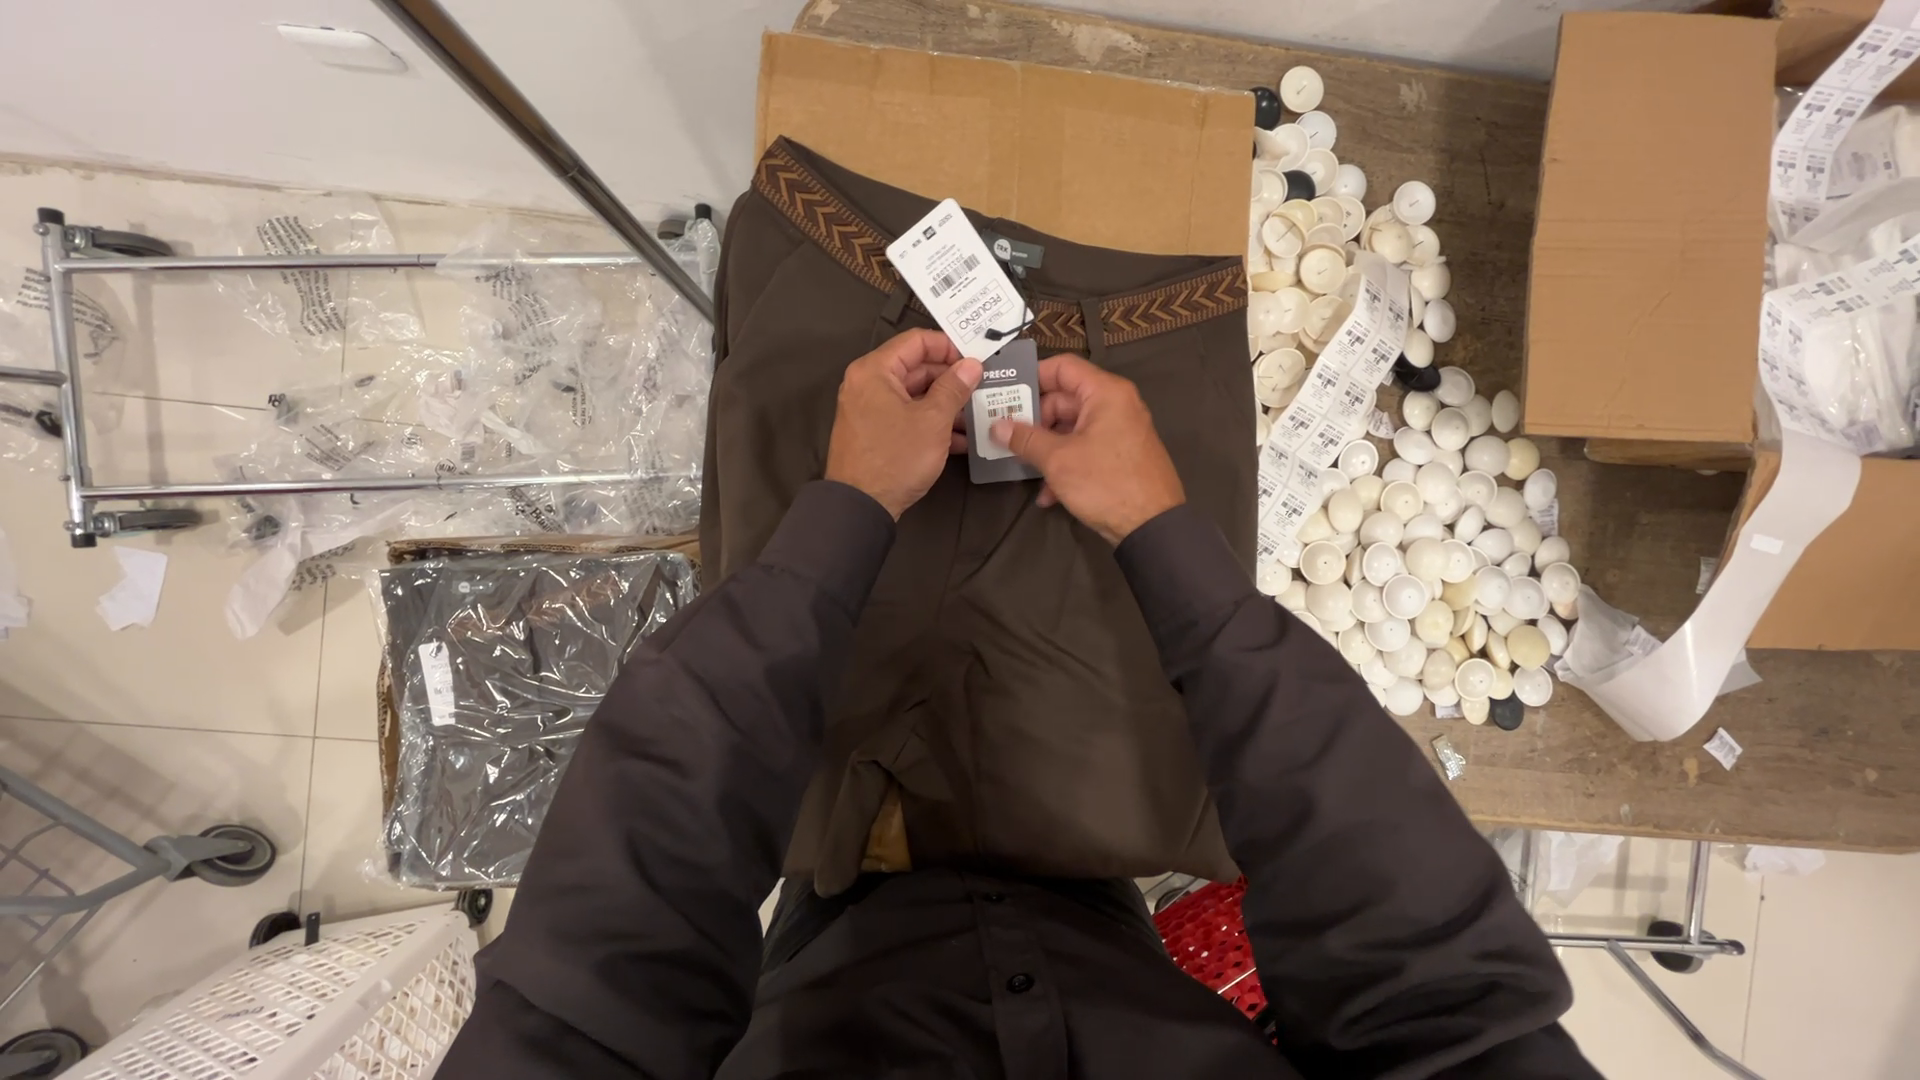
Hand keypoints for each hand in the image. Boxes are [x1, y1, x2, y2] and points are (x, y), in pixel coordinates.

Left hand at [825, 329, 981, 518]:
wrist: (862, 506)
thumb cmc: (895, 458)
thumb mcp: (933, 421)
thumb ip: (954, 388)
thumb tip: (971, 365)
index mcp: (875, 370)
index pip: (916, 341)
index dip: (949, 346)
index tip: (975, 360)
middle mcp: (867, 384)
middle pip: (916, 369)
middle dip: (951, 380)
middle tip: (981, 389)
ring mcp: (869, 410)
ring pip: (915, 396)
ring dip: (946, 405)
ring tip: (976, 416)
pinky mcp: (875, 433)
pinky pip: (907, 417)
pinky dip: (931, 424)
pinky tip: (961, 440)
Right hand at [990, 353, 1184, 543]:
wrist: (1151, 526)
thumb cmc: (1105, 483)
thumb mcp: (1058, 460)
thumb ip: (1026, 439)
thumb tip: (997, 426)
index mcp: (1105, 393)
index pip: (1063, 367)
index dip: (1032, 377)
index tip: (1006, 394)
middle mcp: (1115, 405)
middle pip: (1064, 400)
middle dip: (1034, 421)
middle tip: (1005, 436)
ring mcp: (1119, 432)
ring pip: (1071, 429)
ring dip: (1045, 449)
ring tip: (1021, 467)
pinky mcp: (1119, 456)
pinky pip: (1085, 450)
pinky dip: (1065, 466)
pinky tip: (1047, 494)